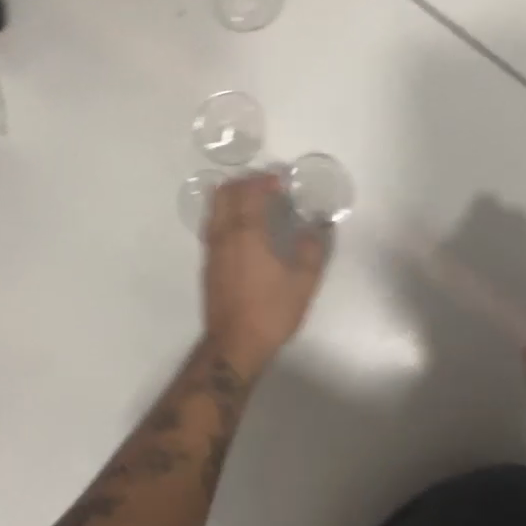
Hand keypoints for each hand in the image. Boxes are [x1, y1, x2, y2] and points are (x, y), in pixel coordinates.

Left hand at [202, 173, 329, 374]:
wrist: (235, 344)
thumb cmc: (271, 313)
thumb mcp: (303, 283)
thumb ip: (312, 250)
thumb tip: (317, 225)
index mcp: (247, 234)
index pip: (250, 192)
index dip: (264, 181)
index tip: (281, 181)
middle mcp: (224, 235)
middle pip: (224, 193)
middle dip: (244, 182)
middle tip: (265, 186)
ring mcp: (212, 250)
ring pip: (214, 209)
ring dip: (232, 197)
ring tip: (253, 203)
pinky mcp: (208, 265)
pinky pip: (213, 226)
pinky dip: (226, 215)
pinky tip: (242, 229)